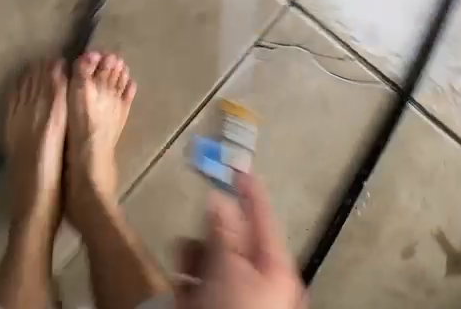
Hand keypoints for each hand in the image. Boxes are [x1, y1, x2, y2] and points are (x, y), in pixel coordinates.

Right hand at [173, 172, 306, 308]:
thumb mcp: (229, 267)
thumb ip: (225, 229)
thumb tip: (221, 196)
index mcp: (275, 266)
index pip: (264, 217)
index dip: (252, 190)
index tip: (240, 166)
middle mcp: (262, 277)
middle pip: (234, 237)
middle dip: (210, 234)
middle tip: (196, 238)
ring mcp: (240, 293)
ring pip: (213, 255)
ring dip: (195, 257)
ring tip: (185, 271)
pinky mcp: (220, 305)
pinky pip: (203, 277)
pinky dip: (191, 277)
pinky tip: (185, 288)